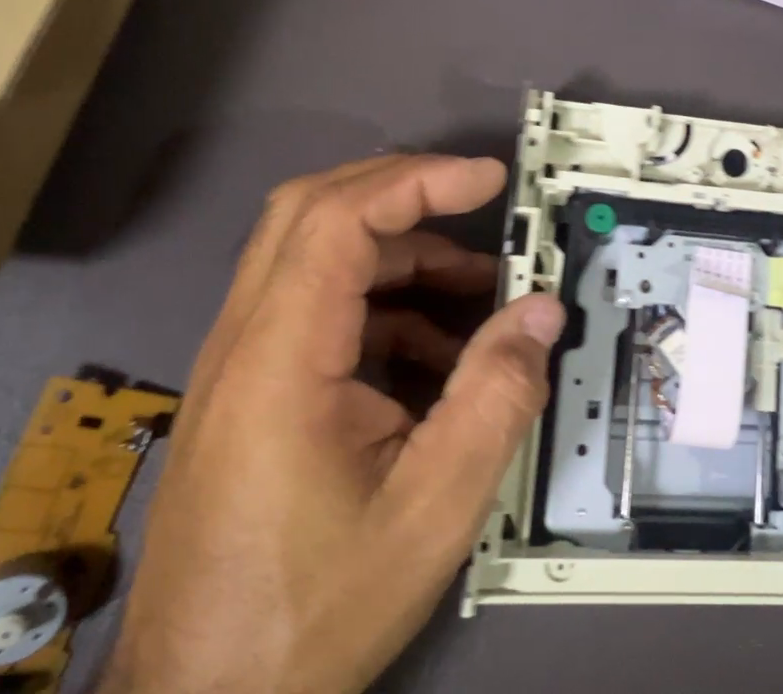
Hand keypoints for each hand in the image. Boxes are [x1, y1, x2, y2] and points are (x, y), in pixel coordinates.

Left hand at [101, 155, 564, 693]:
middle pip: (309, 214)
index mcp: (282, 360)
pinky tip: (437, 356)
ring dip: (399, 253)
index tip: (490, 179)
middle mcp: (246, 344)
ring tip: (480, 288)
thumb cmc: (316, 604)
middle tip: (480, 203)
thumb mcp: (434, 507)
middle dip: (402, 191)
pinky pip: (315, 313)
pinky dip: (382, 306)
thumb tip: (541, 312)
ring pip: (312, 259)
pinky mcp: (250, 396)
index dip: (418, 181)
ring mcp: (240, 368)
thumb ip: (495, 398)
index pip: (338, 220)